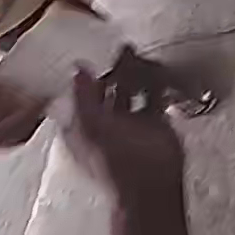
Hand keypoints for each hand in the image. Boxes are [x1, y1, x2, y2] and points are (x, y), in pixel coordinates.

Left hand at [61, 66, 184, 209]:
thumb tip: (78, 70)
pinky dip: (156, 82)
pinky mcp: (154, 122)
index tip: (93, 54)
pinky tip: (156, 71)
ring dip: (135, 73)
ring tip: (138, 56)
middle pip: (107, 88)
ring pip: (131, 89)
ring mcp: (129, 123)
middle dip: (113, 70)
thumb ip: (83, 97)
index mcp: (81, 126)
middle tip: (120, 51)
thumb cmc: (116, 165)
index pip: (80, 93)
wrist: (150, 184)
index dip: (86, 75)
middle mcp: (104, 123)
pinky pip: (154, 95)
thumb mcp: (90, 127)